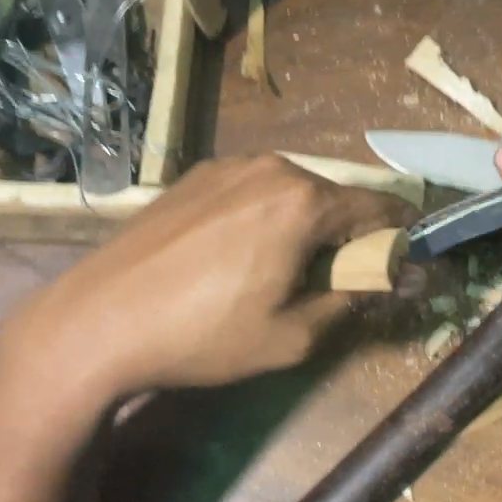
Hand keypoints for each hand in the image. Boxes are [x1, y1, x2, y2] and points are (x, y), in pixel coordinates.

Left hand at [0, 156, 410, 405]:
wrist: (95, 323)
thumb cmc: (204, 336)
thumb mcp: (294, 335)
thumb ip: (356, 300)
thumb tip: (406, 280)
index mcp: (304, 201)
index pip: (380, 207)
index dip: (400, 237)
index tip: (402, 266)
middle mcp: (272, 167)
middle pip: (336, 197)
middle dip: (349, 235)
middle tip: (335, 282)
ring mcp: (227, 166)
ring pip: (294, 191)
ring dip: (307, 225)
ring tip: (282, 271)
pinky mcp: (194, 176)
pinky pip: (254, 190)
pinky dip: (267, 216)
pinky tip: (239, 256)